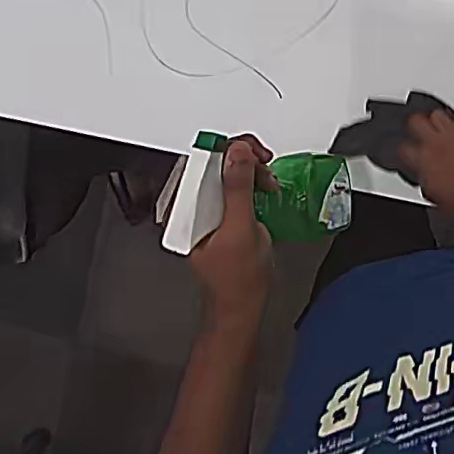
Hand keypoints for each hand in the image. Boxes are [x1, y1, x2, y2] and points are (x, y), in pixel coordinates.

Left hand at [190, 135, 278, 316]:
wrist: (242, 304)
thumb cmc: (237, 277)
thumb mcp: (240, 228)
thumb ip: (237, 188)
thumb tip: (236, 152)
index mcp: (185, 210)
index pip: (199, 163)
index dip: (227, 150)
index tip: (253, 151)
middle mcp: (193, 207)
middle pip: (214, 165)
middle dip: (245, 160)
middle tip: (265, 166)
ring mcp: (209, 211)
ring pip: (228, 174)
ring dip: (253, 172)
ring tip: (268, 184)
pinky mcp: (225, 214)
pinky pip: (237, 187)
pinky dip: (254, 183)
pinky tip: (265, 190)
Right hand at [401, 111, 453, 216]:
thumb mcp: (428, 188)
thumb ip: (421, 172)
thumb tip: (420, 167)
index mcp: (420, 158)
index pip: (402, 146)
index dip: (403, 148)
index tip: (406, 150)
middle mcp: (434, 143)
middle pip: (416, 120)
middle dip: (415, 124)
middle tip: (419, 130)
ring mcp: (452, 135)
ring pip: (438, 114)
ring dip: (436, 120)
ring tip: (438, 127)